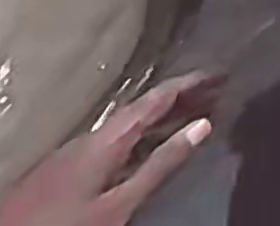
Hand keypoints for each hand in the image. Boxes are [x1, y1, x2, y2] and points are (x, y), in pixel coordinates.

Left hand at [0, 73, 221, 225]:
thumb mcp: (120, 205)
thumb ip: (161, 164)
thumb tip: (204, 123)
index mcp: (105, 139)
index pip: (156, 98)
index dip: (191, 83)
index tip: (221, 74)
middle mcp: (88, 138)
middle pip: (142, 109)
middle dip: (182, 99)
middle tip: (218, 94)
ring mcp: (68, 157)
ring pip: (126, 127)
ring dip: (162, 119)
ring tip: (193, 118)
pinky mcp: (57, 176)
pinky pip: (111, 143)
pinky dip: (140, 137)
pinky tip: (148, 149)